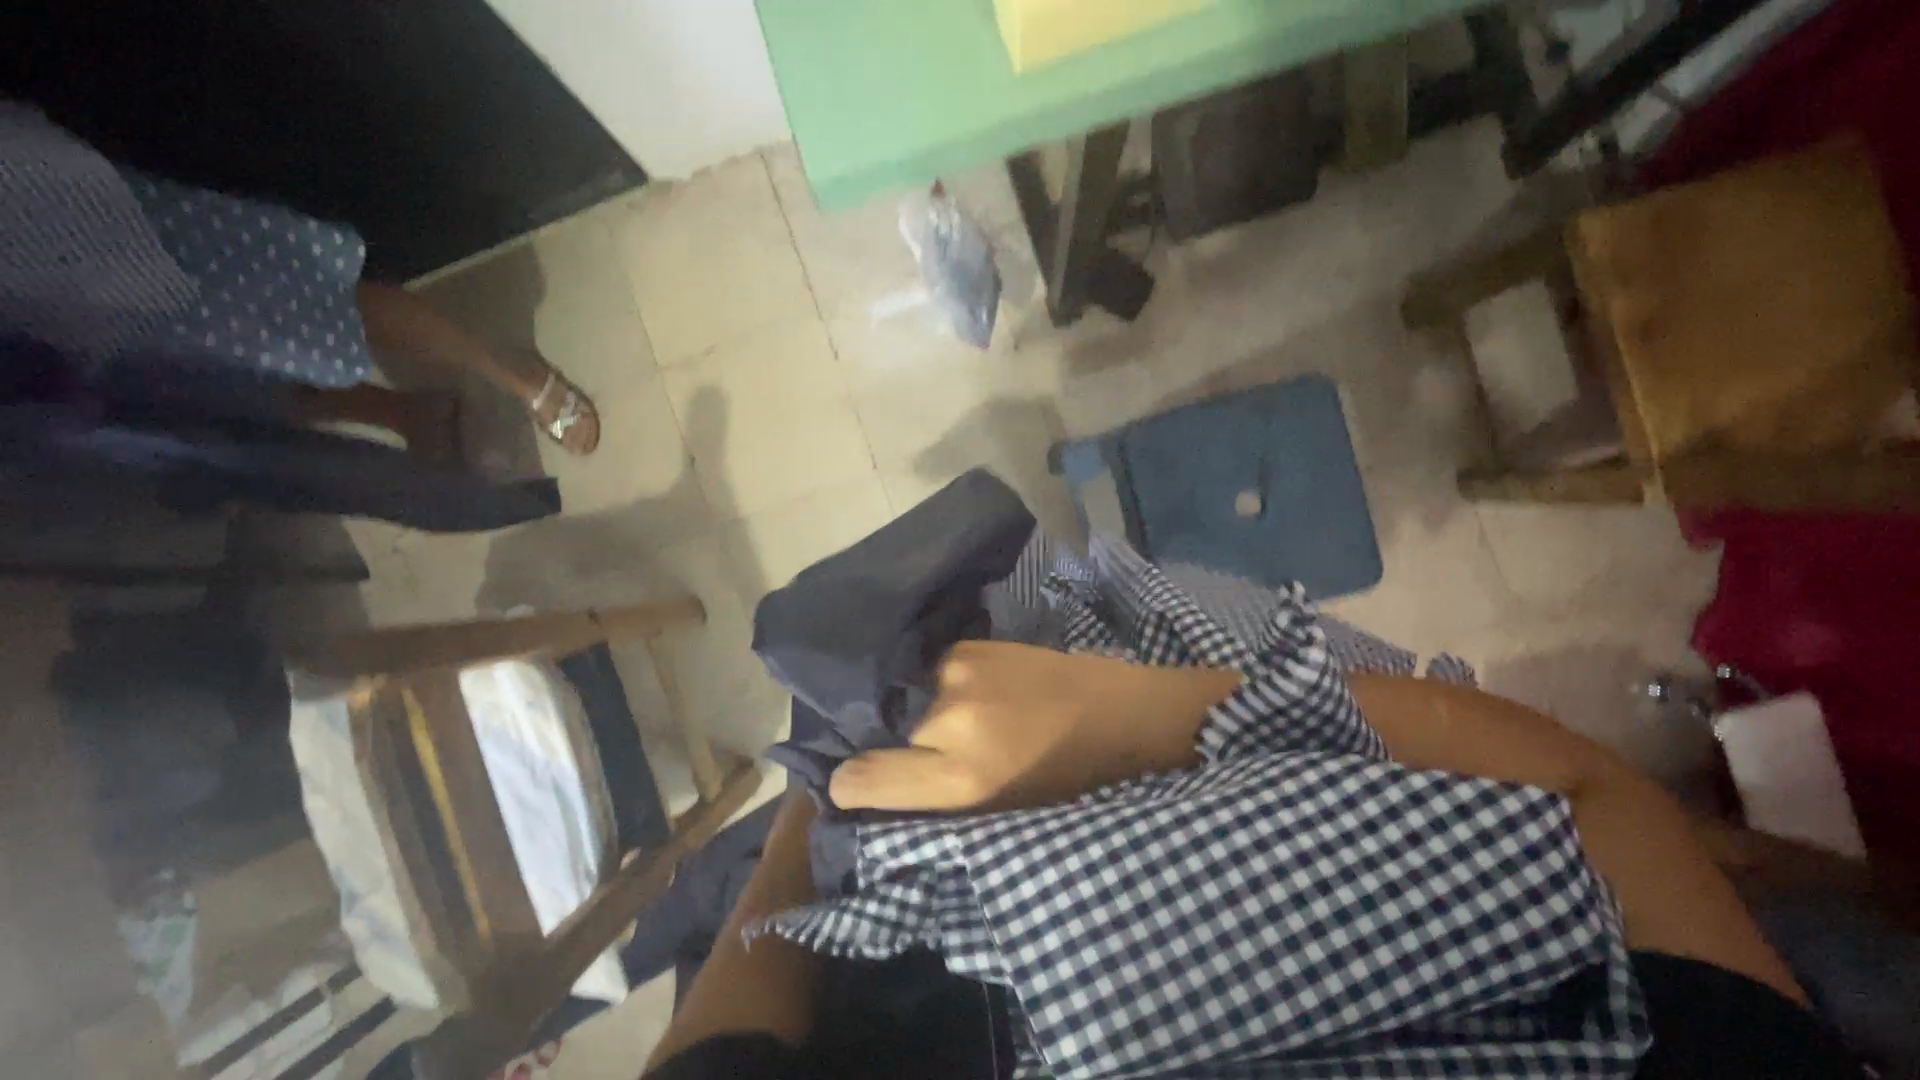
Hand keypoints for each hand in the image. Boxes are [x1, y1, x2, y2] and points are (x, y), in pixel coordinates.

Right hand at [827, 641, 1240, 812]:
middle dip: (901, 748)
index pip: (860, 778)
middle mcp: (948, 717)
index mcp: (959, 778)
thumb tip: (874, 790)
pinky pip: (934, 673)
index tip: (859, 787)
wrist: (1130, 715)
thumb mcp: (1001, 814)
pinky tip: (984, 692)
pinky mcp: (974, 645)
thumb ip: (936, 802)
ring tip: (974, 719)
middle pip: (884, 737)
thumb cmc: (1075, 783)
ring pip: (908, 701)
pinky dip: (945, 687)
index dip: (850, 787)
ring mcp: (959, 671)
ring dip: (925, 713)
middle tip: (943, 756)